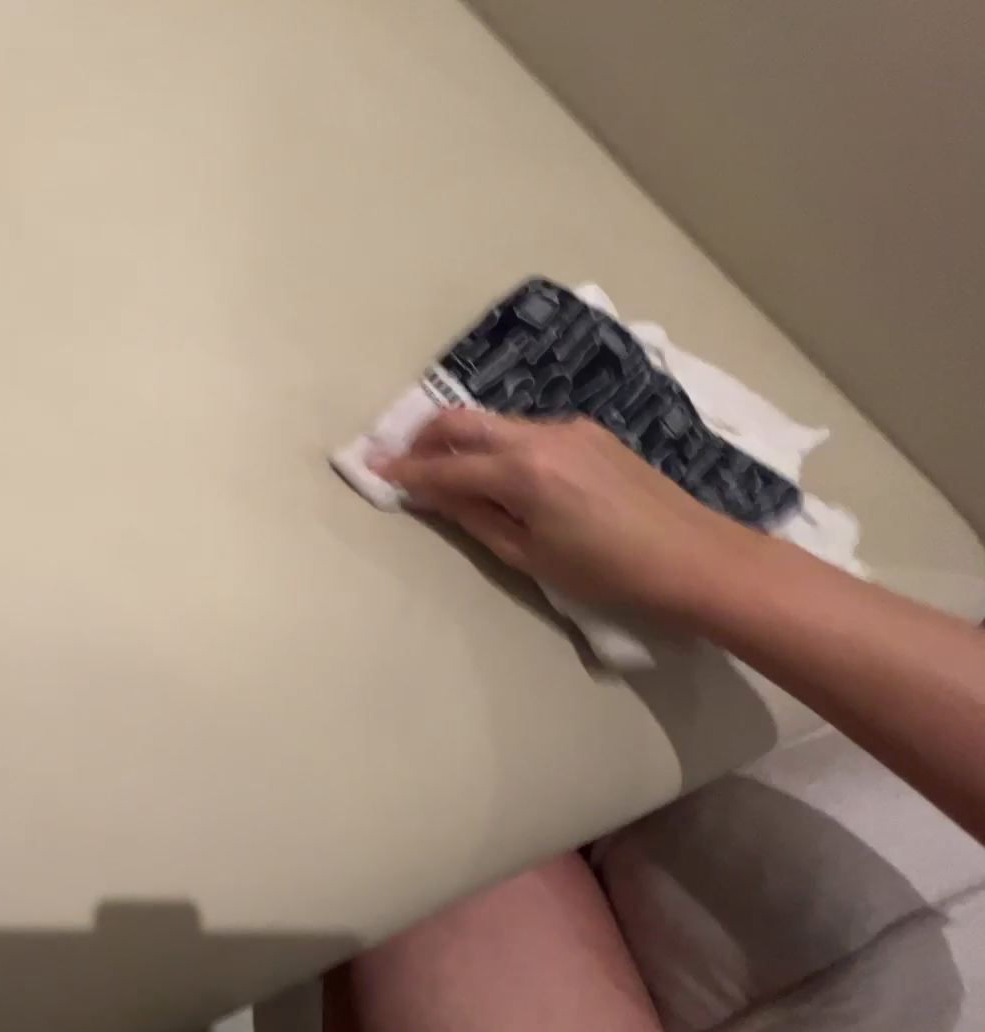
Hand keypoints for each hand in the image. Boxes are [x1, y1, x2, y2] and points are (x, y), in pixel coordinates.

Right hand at [374, 410, 768, 615]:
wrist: (699, 559)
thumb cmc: (607, 572)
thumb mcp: (527, 554)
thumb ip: (473, 517)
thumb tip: (433, 495)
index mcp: (522, 472)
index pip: (443, 468)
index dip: (403, 472)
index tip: (371, 468)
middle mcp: (540, 437)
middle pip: (461, 421)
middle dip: (424, 439)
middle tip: (406, 464)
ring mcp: (568, 430)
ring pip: (493, 423)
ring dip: (461, 441)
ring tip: (451, 473)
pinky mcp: (588, 433)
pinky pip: (523, 430)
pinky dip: (496, 445)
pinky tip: (501, 475)